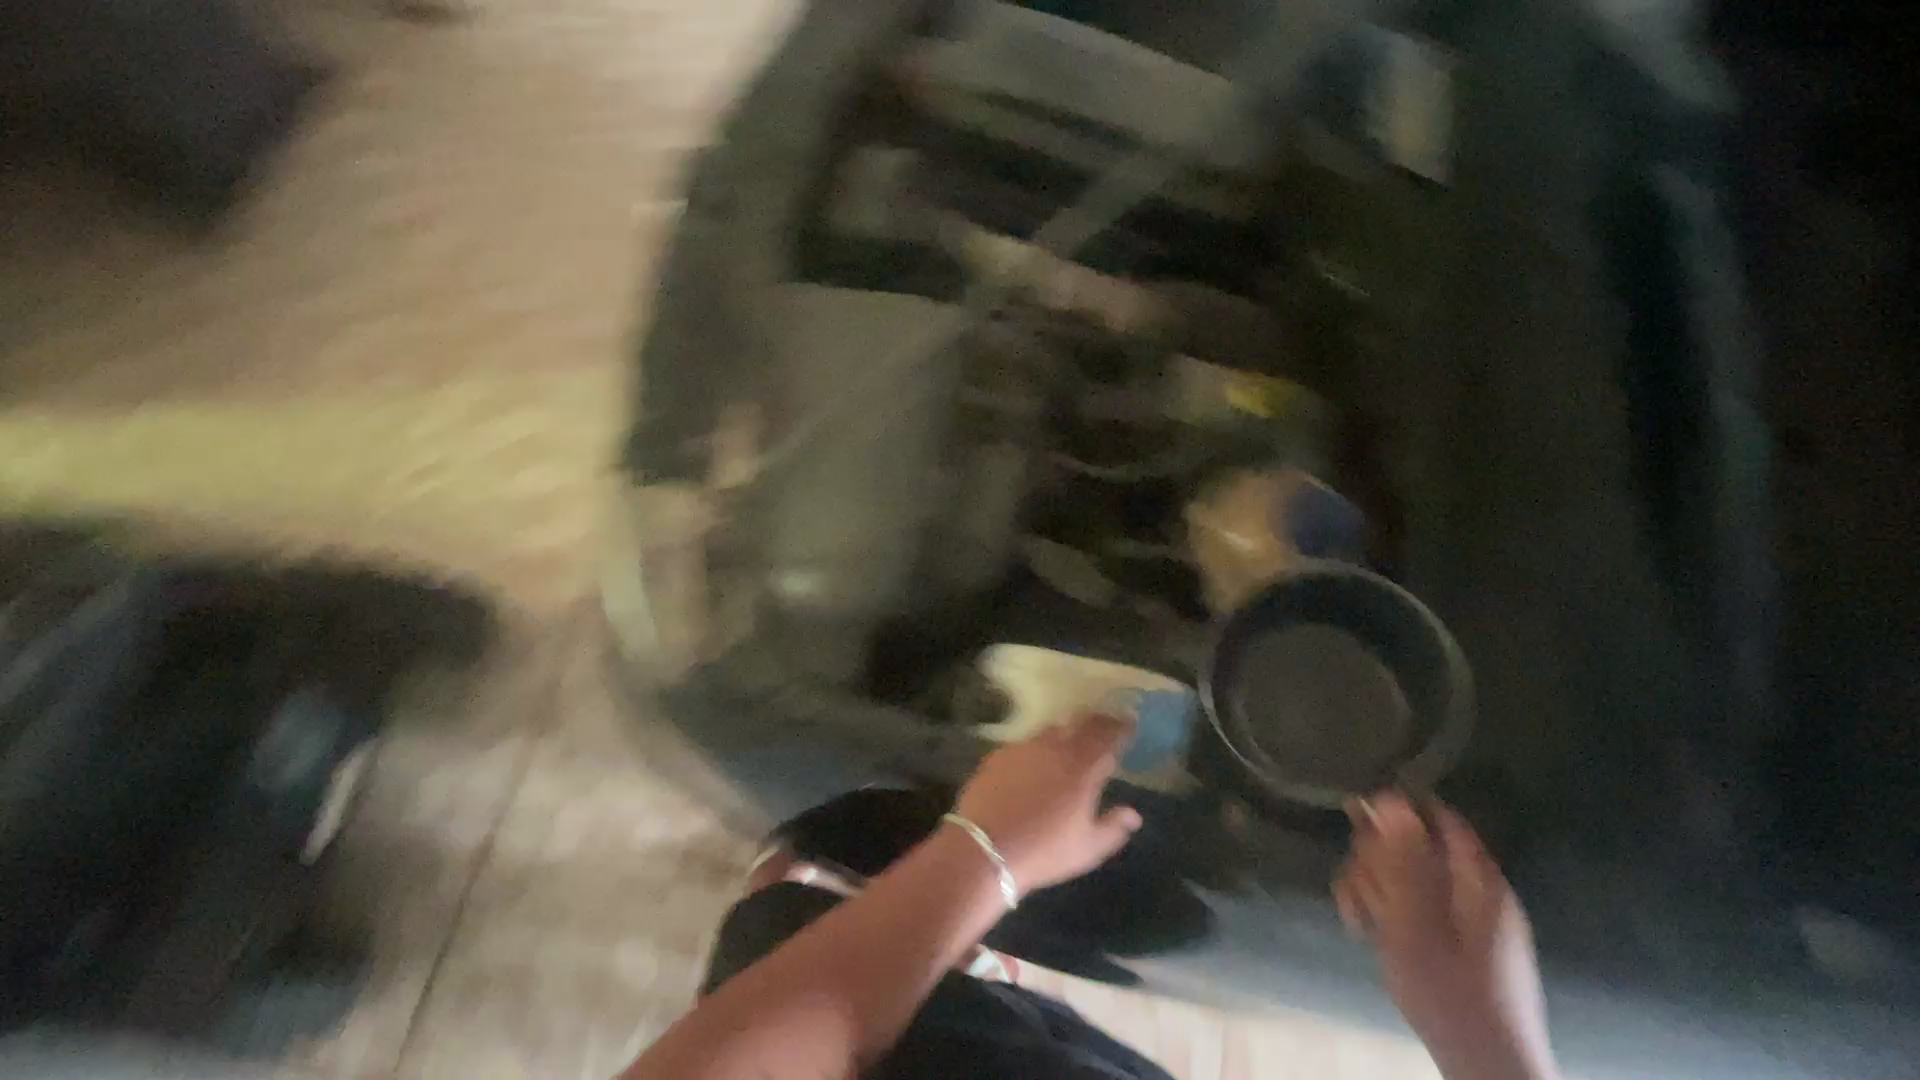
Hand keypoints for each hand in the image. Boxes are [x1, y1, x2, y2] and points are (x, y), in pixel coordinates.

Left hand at [953, 713, 1142, 892]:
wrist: (984, 849)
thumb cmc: (1043, 851)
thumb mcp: (1087, 848)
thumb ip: (1113, 827)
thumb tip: (1133, 814)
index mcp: (1083, 769)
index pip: (1108, 737)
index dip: (1122, 727)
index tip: (1130, 722)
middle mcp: (1055, 749)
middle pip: (1082, 724)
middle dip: (1098, 721)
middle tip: (1106, 722)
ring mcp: (1024, 748)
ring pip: (1053, 728)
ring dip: (1068, 729)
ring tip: (1073, 737)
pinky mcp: (1000, 754)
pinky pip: (1027, 742)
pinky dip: (1040, 745)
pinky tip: (1037, 758)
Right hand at [1334, 793, 1555, 1079]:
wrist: (1482, 1064)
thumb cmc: (1450, 989)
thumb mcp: (1416, 921)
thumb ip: (1403, 860)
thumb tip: (1389, 799)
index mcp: (1478, 881)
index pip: (1441, 819)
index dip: (1400, 807)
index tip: (1358, 809)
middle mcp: (1472, 892)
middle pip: (1415, 846)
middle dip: (1376, 858)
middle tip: (1360, 886)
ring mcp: (1458, 919)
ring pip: (1403, 876)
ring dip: (1370, 886)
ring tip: (1356, 914)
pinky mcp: (1443, 942)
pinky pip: (1408, 907)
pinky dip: (1380, 910)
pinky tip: (1360, 926)